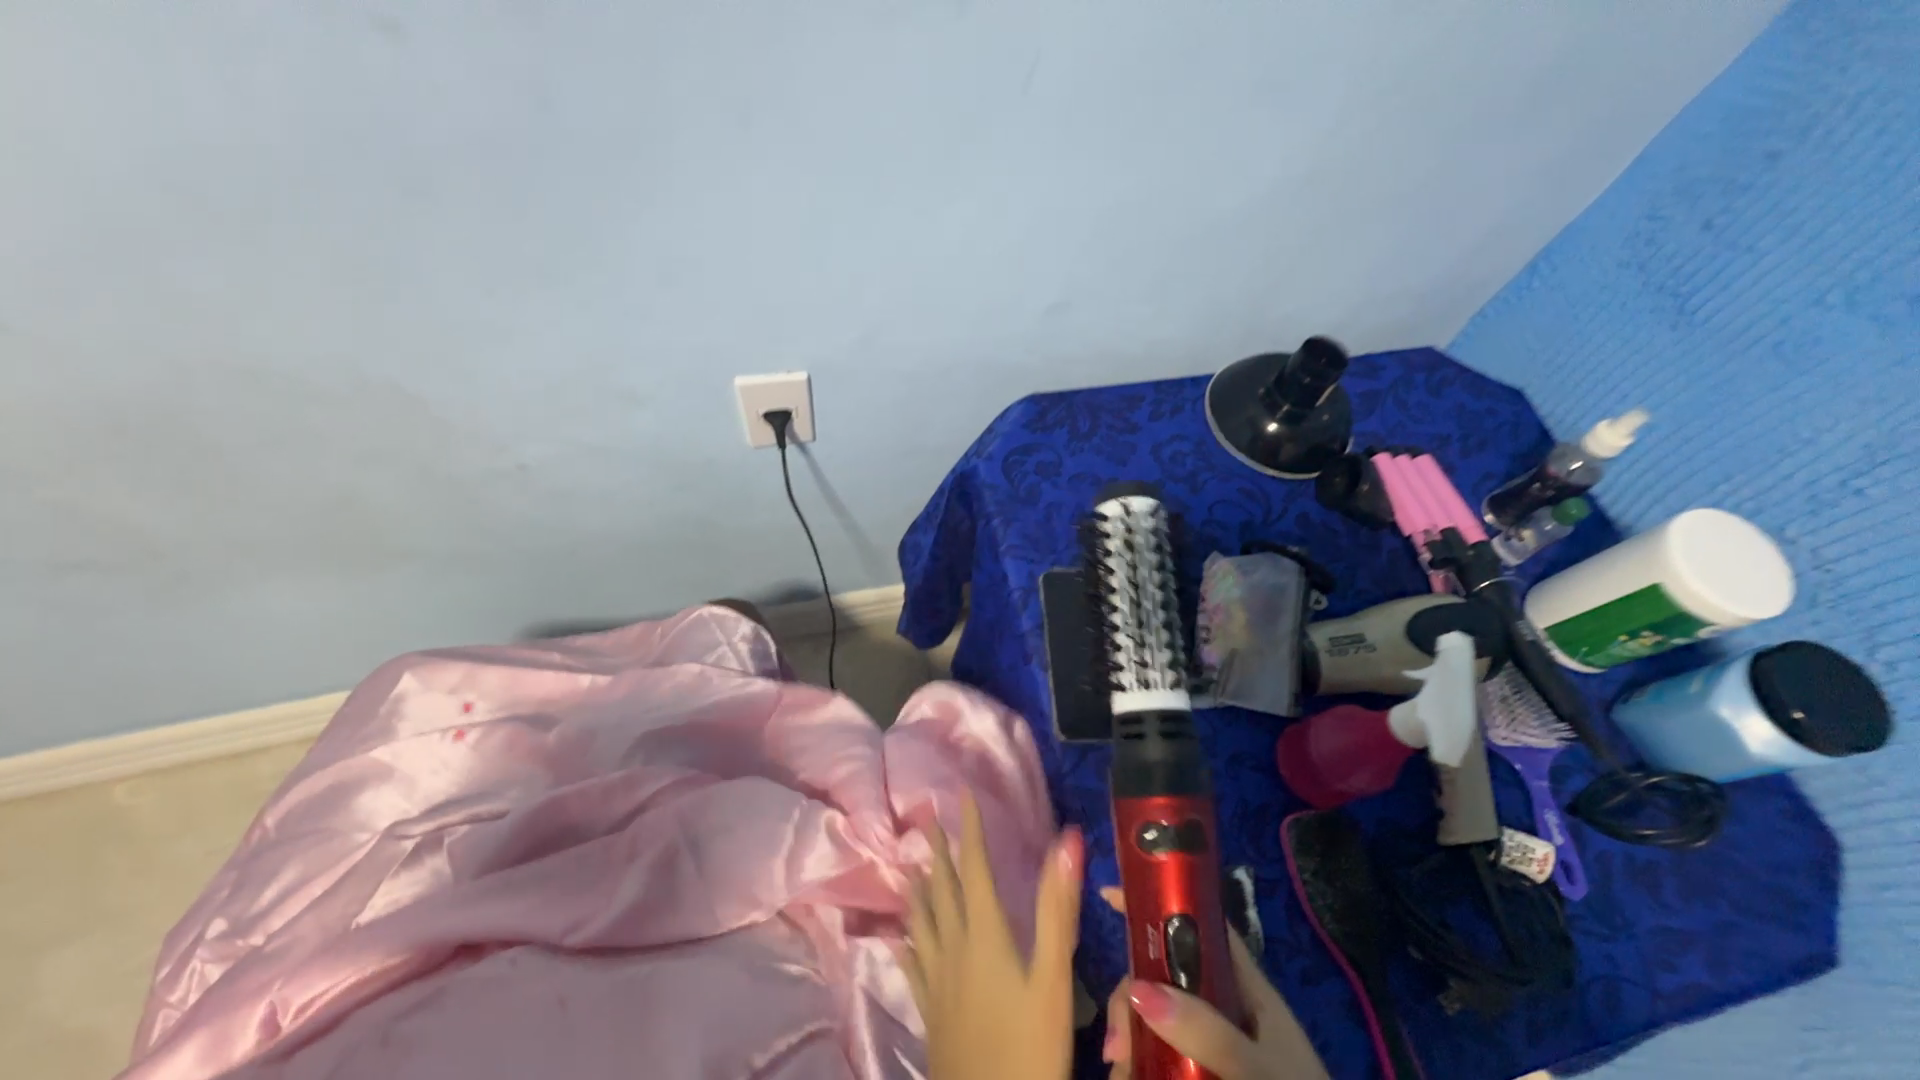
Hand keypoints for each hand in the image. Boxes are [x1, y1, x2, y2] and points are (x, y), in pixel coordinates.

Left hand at [903, 795, 1084, 1079]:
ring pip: (922, 922)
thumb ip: (1057, 910)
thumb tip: (1068, 840)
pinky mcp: (930, 1011)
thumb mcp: (1053, 978)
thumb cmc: (1030, 1045)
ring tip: (909, 865)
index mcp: (985, 935)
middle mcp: (954, 950)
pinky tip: (897, 940)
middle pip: (943, 890)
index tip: (961, 794)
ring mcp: (937, 982)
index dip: (970, 830)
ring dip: (918, 889)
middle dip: (939, 852)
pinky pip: (912, 966)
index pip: (974, 870)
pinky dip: (907, 943)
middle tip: (927, 818)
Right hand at [1099, 888, 1328, 1079]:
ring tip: (1121, 1071)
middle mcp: (1225, 1009)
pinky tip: (1129, 1076)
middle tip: (1116, 1047)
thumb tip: (1138, 988)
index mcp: (1247, 990)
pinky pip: (1159, 1058)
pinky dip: (1139, 1066)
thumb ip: (1207, 1033)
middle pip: (1163, 978)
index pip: (1201, 928)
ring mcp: (1212, 1046)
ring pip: (1155, 1020)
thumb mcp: (1258, 1072)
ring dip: (1131, 1040)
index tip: (1109, 897)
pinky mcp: (1198, 1073)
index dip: (1160, 906)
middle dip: (1131, 1000)